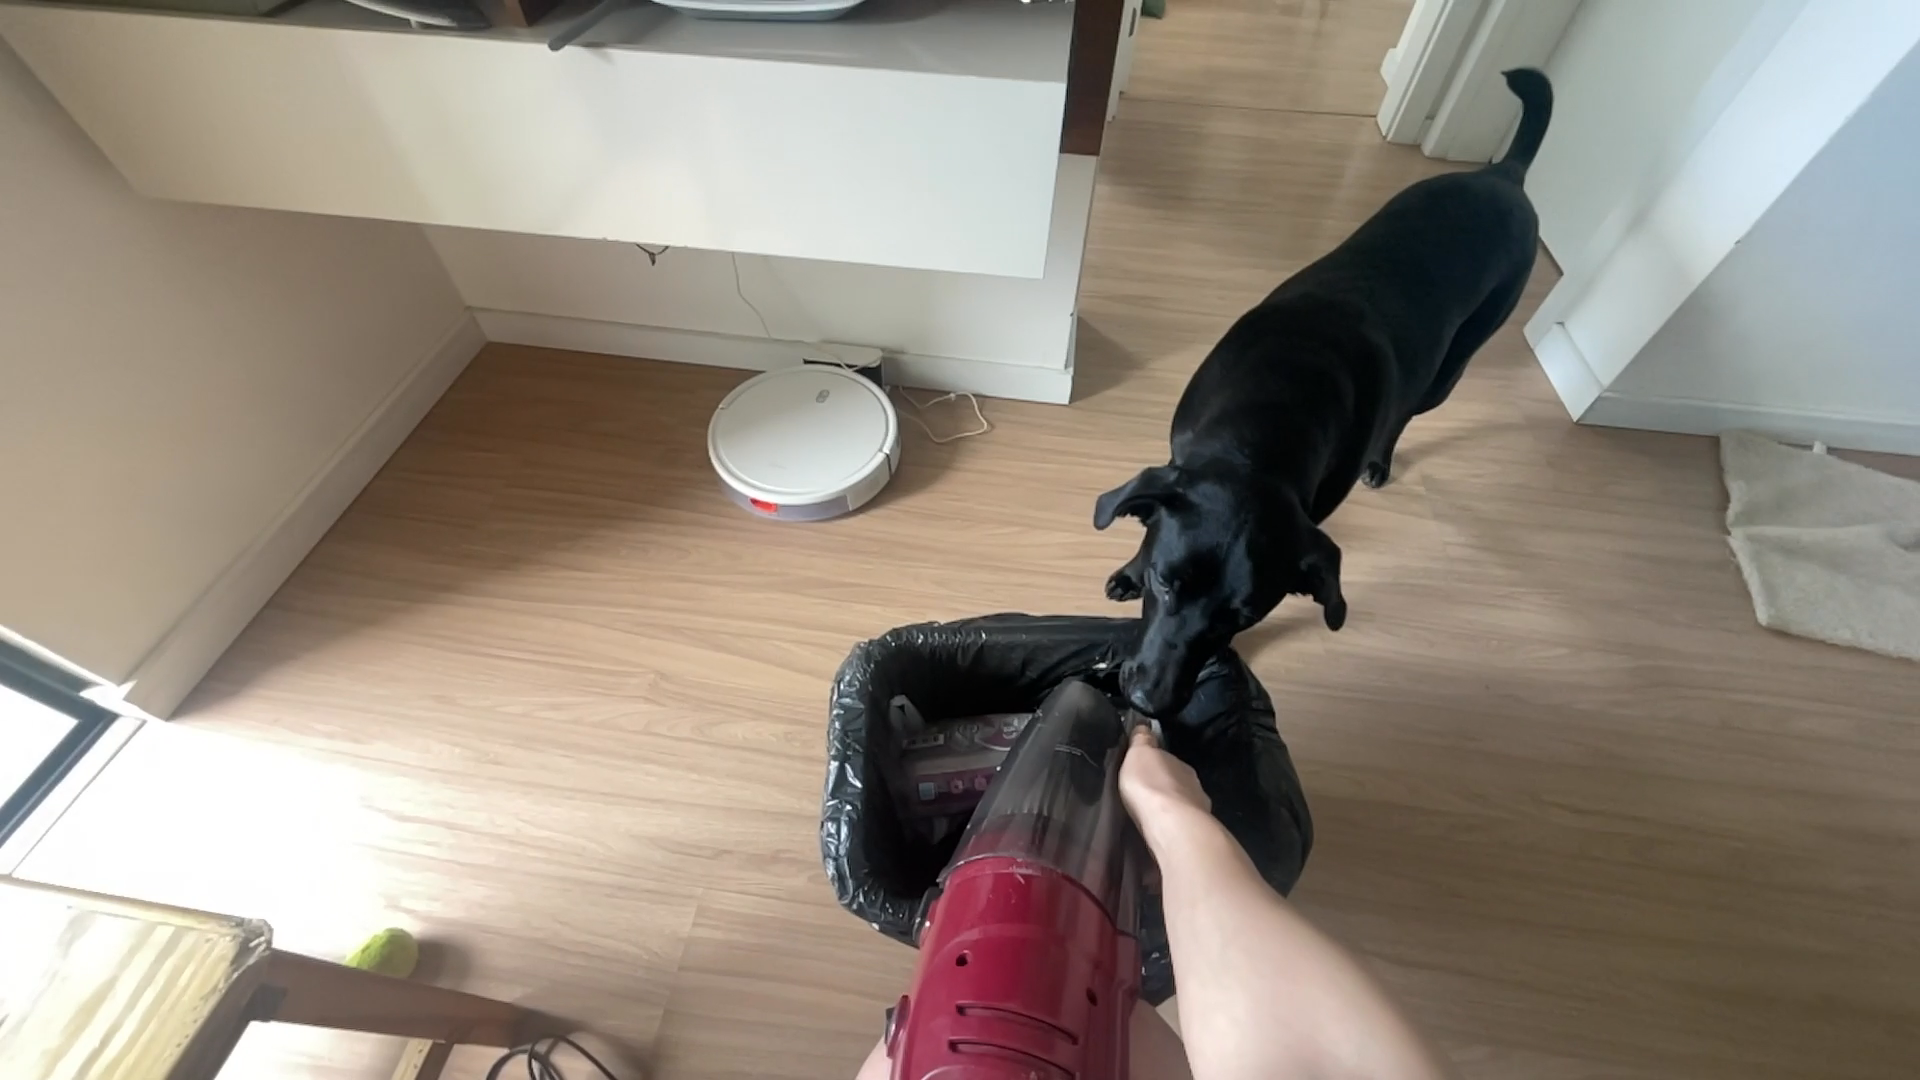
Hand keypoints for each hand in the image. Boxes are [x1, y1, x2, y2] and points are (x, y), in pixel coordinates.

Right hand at [1119, 727, 1211, 844]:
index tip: (1143, 766)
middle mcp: (1192, 782)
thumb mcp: (1138, 753)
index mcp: (1178, 762)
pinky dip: (1174, 823)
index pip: (1165, 757)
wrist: (1173, 825)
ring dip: (1170, 805)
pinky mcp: (1196, 830)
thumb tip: (1144, 726)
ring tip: (1154, 813)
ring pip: (1181, 802)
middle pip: (1175, 779)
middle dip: (1163, 784)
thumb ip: (1141, 740)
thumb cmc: (1150, 785)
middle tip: (1146, 791)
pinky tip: (1163, 828)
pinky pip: (1182, 822)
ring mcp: (1198, 807)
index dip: (1154, 760)